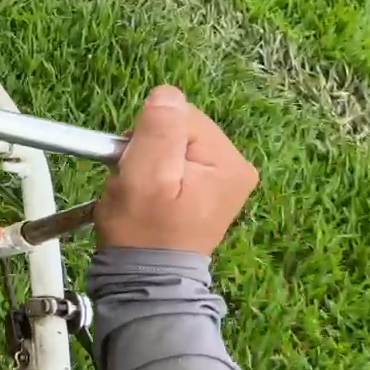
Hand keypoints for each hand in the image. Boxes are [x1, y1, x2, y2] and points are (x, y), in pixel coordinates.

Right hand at [96, 86, 257, 255]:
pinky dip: (157, 173)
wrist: (147, 276)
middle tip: (134, 180)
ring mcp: (225, 180)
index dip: (145, 135)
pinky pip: (177, 163)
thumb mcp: (144, 178)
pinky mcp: (209, 191)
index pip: (179, 117)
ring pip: (174, 145)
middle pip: (179, 130)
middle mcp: (236, 167)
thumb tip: (167, 93)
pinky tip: (150, 195)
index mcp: (227, 161)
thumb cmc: (142, 228)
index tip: (132, 165)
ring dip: (149, 161)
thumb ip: (156, 132)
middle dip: (148, 148)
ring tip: (140, 190)